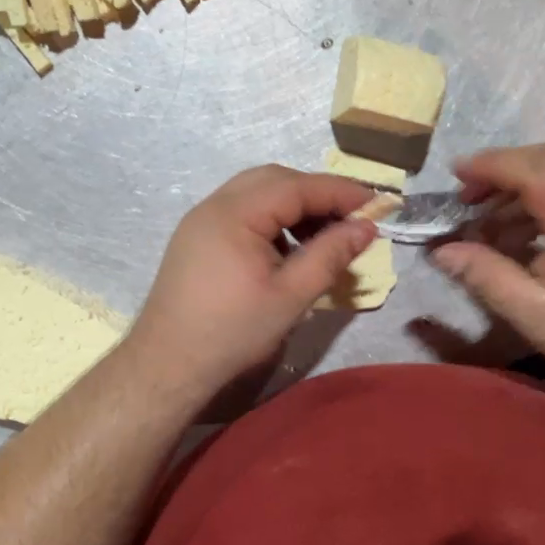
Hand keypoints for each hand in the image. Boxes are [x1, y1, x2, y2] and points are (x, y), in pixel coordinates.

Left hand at [124, 166, 379, 397]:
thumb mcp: (290, 296)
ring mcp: (199, 222)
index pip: (297, 185)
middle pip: (274, 180)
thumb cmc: (232, 332)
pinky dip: (270, 222)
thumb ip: (330, 255)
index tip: (376, 205)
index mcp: (235, 213)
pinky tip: (287, 251)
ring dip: (293, 208)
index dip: (340, 192)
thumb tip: (366, 227)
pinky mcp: (194, 241)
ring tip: (323, 238)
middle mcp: (214, 206)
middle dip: (316, 194)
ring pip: (255, 196)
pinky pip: (240, 215)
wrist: (168, 364)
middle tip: (350, 220)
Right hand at [432, 144, 544, 394]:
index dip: (487, 165)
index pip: (525, 167)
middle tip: (470, 194)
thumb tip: (441, 252)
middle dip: (505, 167)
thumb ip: (484, 273)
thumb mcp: (528, 307)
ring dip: (527, 182)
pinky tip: (532, 231)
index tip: (455, 171)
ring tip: (494, 218)